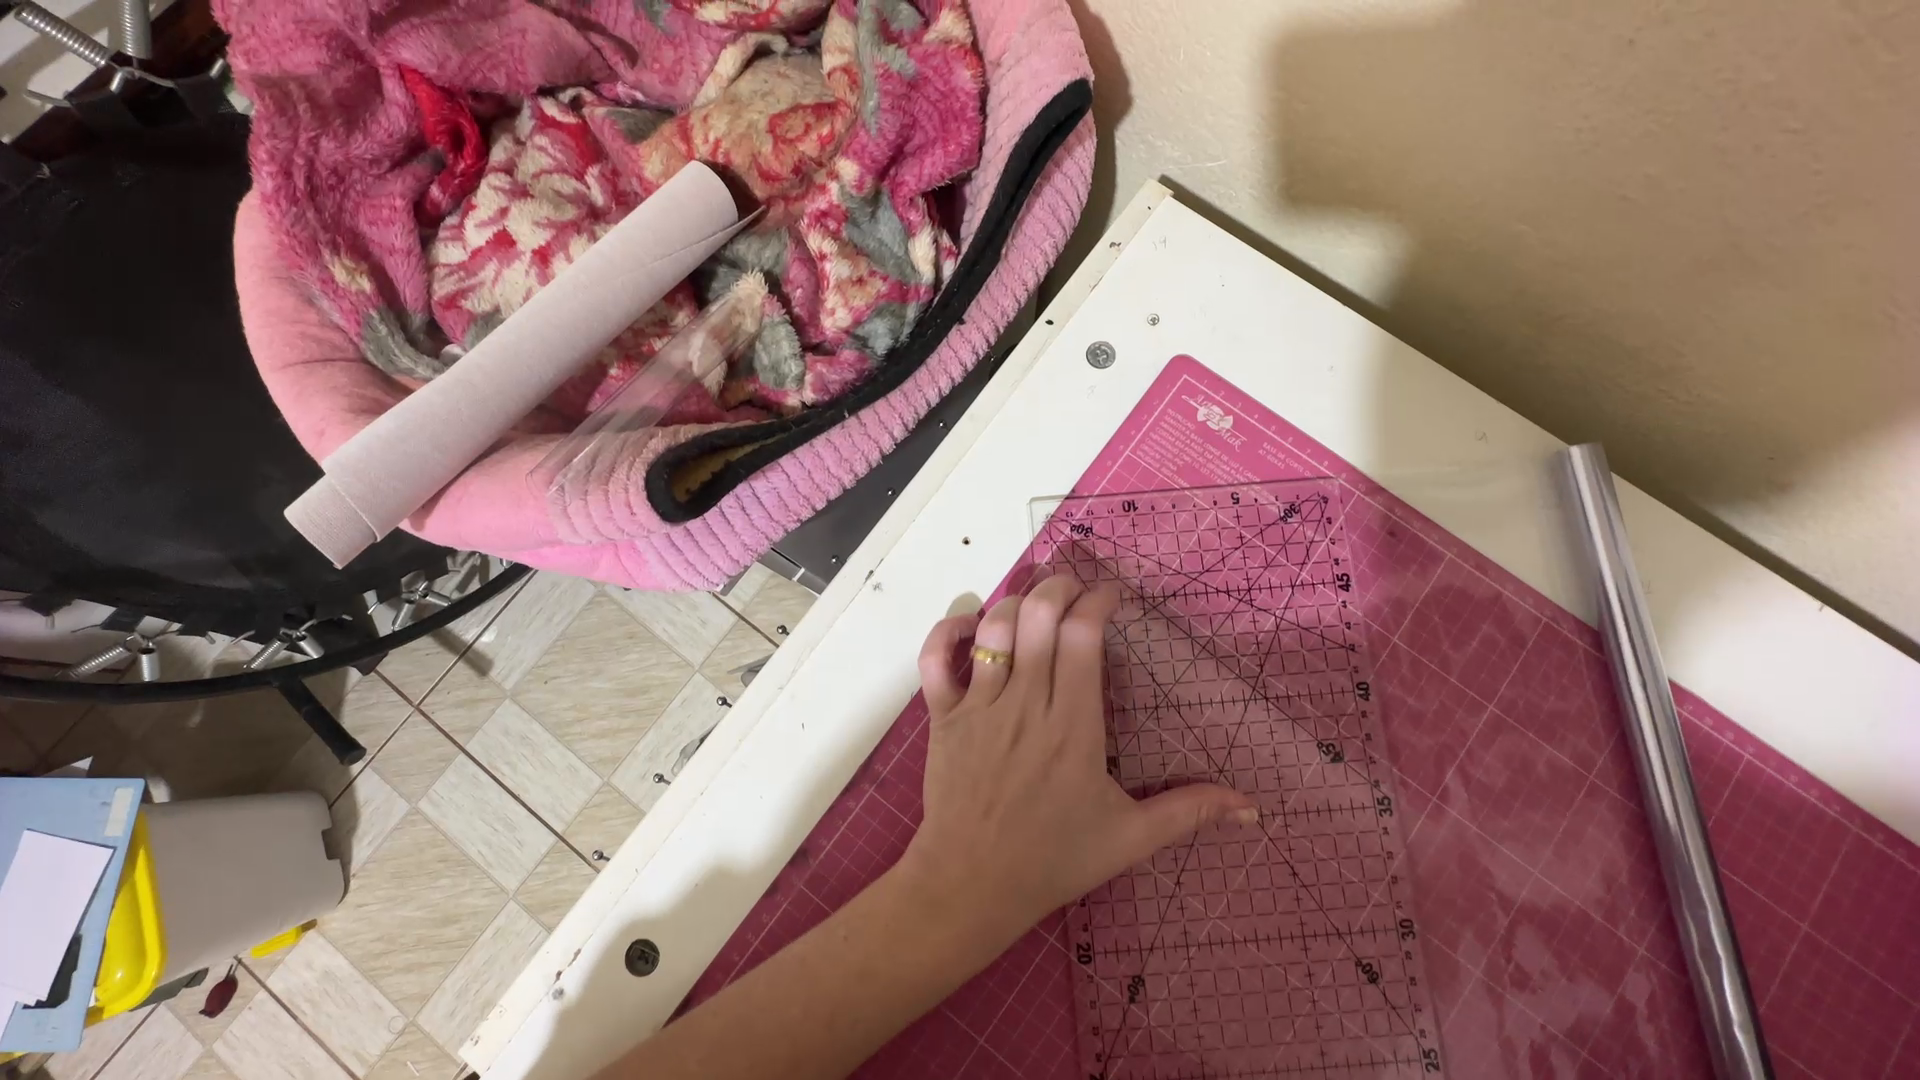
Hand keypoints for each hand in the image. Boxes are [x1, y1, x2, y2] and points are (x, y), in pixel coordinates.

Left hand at [895, 572, 1258, 944]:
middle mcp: (1025, 704)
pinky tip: (969, 624)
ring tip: (1034, 604)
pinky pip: (935, 659)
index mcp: (1073, 726)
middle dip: (1059, 586)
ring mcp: (979, 707)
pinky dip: (947, 631)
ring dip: (1015, 602)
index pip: (1083, 636)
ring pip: (993, 627)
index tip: (1111, 597)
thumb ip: (1188, 812)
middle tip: (1074, 589)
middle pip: (1039, 616)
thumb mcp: (1129, 839)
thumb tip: (1251, 805)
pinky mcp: (942, 717)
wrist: (970, 885)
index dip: (1098, 602)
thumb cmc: (1052, 859)